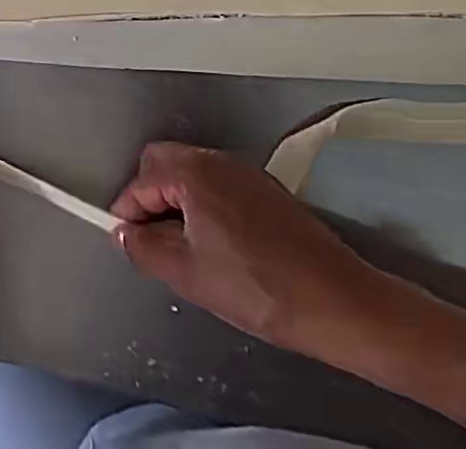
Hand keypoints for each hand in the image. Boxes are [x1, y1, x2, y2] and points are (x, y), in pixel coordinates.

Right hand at [109, 142, 384, 352]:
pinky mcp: (268, 190)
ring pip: (193, 172)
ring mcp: (247, 172)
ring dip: (177, 199)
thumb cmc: (258, 288)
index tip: (126, 240)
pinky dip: (204, 203)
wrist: (341, 304)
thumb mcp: (188, 274)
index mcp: (195, 173)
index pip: (141, 179)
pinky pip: (219, 184)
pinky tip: (217, 244)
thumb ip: (144, 248)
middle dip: (149, 195)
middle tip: (152, 239)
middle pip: (164, 162)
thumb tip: (124, 233)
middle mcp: (220, 161)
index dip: (126, 210)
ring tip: (184, 247)